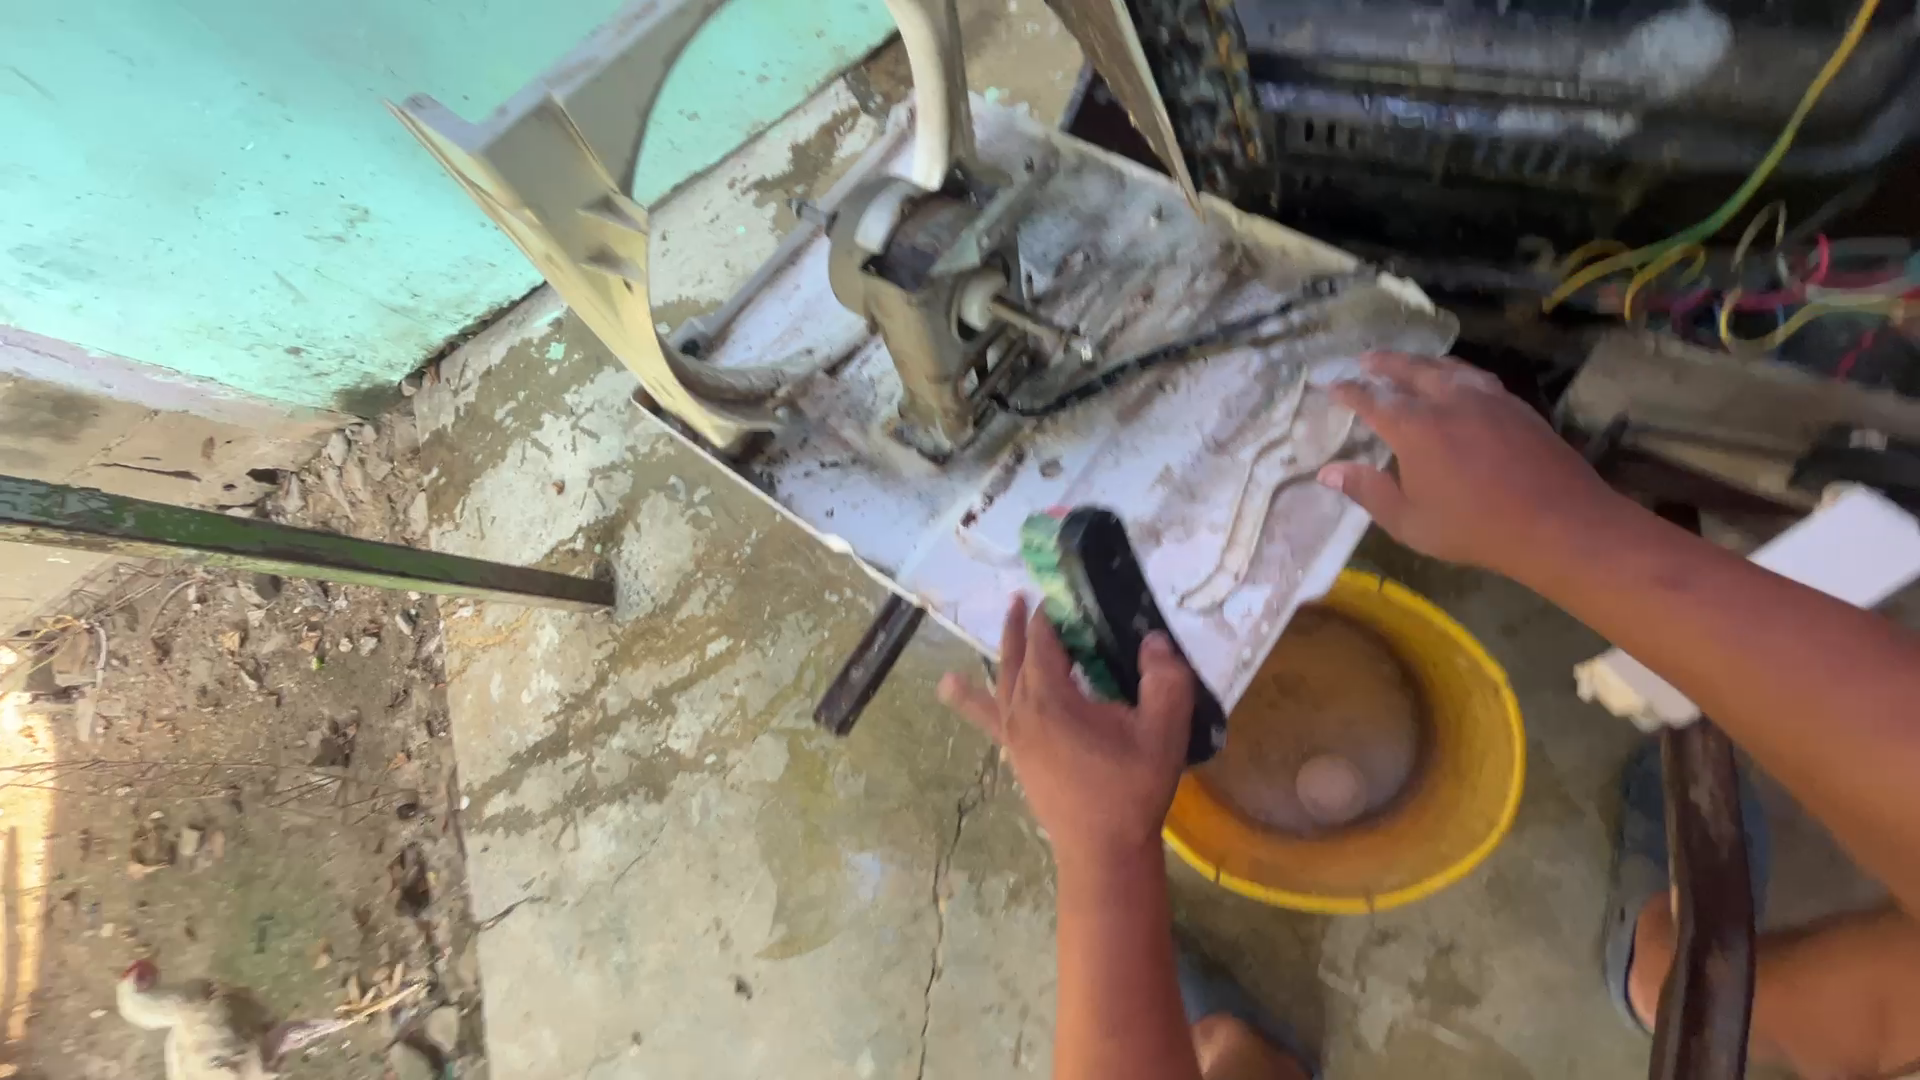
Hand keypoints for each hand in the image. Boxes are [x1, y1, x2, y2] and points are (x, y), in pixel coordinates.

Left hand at [938, 596, 1193, 866]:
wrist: (1102, 851)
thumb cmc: (1131, 789)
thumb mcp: (1163, 732)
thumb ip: (1164, 680)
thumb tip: (1154, 639)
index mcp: (1050, 698)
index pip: (1044, 642)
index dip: (1052, 615)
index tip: (1063, 594)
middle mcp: (1021, 709)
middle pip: (1016, 655)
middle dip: (1023, 624)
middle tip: (1026, 596)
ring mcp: (1012, 733)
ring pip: (1000, 679)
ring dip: (1005, 648)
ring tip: (1004, 620)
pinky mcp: (1013, 754)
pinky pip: (986, 715)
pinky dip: (969, 695)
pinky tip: (951, 687)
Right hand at [1318, 351, 1627, 578]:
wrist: (1559, 523)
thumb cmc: (1473, 528)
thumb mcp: (1407, 520)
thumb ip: (1367, 491)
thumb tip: (1328, 472)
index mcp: (1415, 429)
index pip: (1373, 400)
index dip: (1349, 391)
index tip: (1331, 385)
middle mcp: (1449, 403)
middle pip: (1411, 371)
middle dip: (1384, 364)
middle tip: (1365, 359)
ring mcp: (1488, 400)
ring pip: (1448, 368)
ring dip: (1421, 362)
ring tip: (1407, 363)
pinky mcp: (1516, 407)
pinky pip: (1476, 377)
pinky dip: (1454, 372)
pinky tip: (1455, 380)